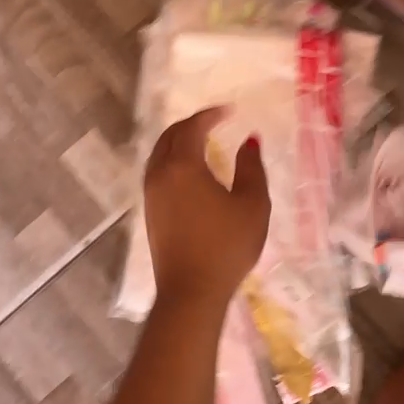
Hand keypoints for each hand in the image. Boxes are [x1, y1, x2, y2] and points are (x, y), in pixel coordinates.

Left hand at [143, 107, 270, 314]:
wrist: (192, 292)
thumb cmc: (227, 246)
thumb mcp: (252, 204)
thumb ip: (252, 167)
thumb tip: (249, 141)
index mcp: (183, 166)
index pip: (193, 127)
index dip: (211, 115)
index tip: (230, 111)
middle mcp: (160, 174)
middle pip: (170, 136)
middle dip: (192, 124)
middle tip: (215, 122)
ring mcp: (151, 194)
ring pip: (159, 154)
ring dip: (178, 141)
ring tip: (201, 142)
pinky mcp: (150, 213)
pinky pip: (157, 171)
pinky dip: (172, 160)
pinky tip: (190, 172)